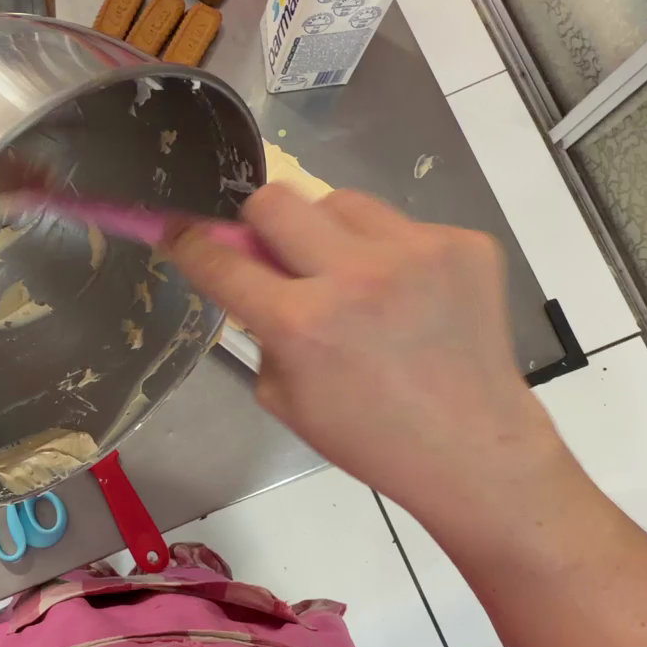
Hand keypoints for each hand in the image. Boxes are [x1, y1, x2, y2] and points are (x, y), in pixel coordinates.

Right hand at [168, 184, 565, 520]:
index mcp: (301, 323)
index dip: (189, 243)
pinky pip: (399, 225)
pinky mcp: (463, 243)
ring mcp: (416, 250)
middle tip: (274, 254)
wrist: (468, 447)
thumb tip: (257, 281)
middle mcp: (355, 274)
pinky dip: (386, 254)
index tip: (177, 231)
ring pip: (341, 202)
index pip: (223, 262)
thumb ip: (263, 331)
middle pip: (276, 199)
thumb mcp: (284, 398)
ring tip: (349, 278)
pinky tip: (404, 297)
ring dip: (326, 234)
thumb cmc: (365, 437)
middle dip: (259, 223)